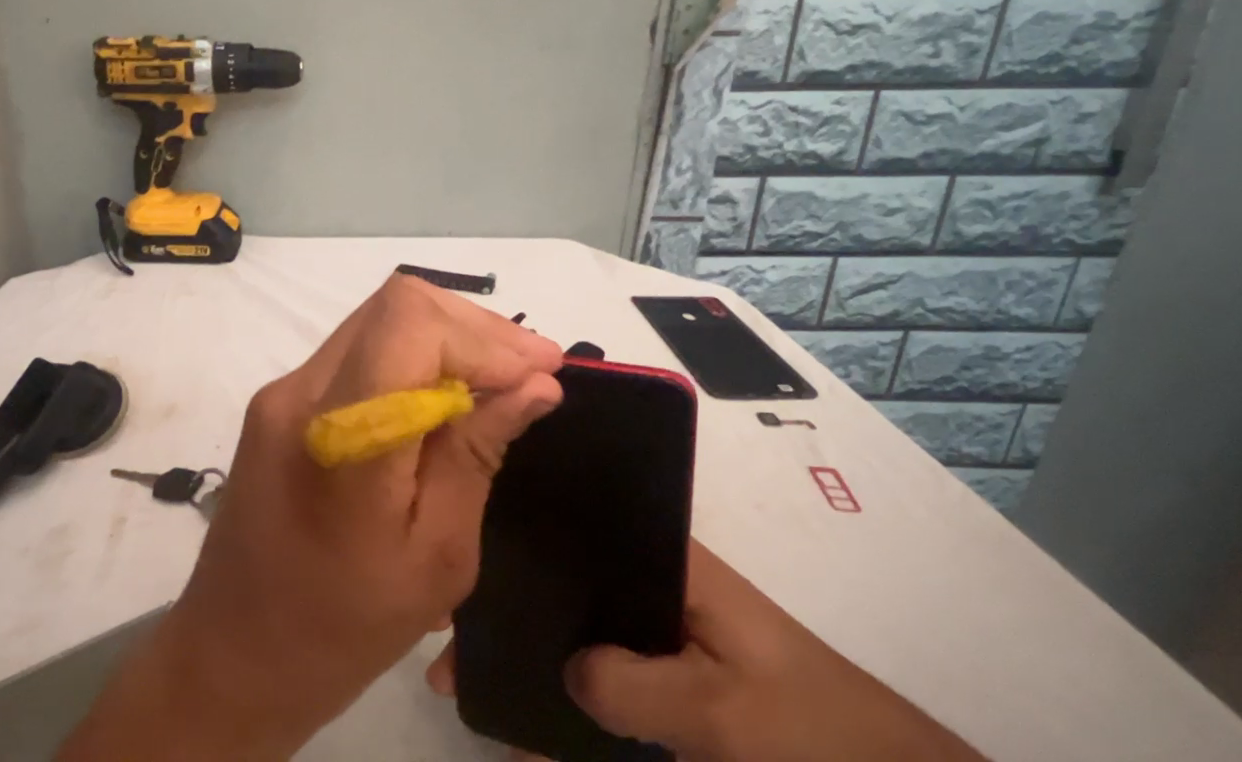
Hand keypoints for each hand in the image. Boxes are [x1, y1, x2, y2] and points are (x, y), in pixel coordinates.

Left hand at [59, 274, 564, 760]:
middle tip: (535, 374)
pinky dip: (410, 361)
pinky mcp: (276, 406)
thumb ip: (476, 455)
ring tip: (503, 385)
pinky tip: (447, 401)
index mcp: (339, 433)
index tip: (542, 373)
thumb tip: (535, 385)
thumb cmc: (343, 628)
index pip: (409, 320)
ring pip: (375, 323)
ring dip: (445, 341)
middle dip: (474, 329)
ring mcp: (281, 394)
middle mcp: (299, 392)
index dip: (485, 334)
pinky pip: (355, 355)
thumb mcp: (436, 555)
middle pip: (394, 306)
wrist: (234, 655)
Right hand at [426, 541, 985, 761]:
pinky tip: (521, 733)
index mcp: (673, 569)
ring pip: (575, 639)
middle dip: (505, 615)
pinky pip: (600, 689)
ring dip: (525, 662)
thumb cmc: (822, 737)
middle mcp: (660, 596)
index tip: (461, 577)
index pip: (579, 530)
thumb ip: (639, 684)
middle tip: (446, 653)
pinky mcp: (672, 695)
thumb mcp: (728, 712)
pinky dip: (561, 708)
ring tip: (464, 687)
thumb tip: (561, 669)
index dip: (516, 547)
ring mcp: (665, 647)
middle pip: (564, 588)